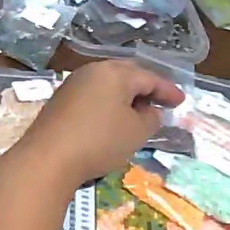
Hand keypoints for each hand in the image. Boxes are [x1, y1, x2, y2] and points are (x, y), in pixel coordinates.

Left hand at [7, 59, 182, 189]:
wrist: (47, 158)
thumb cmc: (99, 141)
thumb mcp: (136, 132)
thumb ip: (150, 118)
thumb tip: (149, 110)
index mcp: (115, 73)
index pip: (149, 77)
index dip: (167, 90)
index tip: (181, 102)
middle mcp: (93, 71)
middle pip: (126, 74)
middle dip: (146, 87)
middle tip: (161, 100)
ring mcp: (73, 84)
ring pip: (107, 84)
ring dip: (126, 95)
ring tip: (139, 110)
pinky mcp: (61, 100)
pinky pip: (93, 95)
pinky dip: (108, 103)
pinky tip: (113, 118)